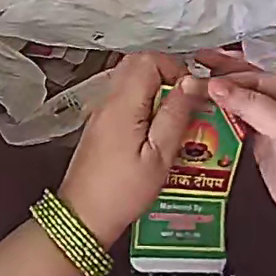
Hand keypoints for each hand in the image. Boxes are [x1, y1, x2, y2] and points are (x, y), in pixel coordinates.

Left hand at [59, 53, 204, 245]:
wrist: (83, 216)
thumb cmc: (123, 191)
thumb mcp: (159, 156)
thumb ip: (175, 115)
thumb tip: (191, 82)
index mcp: (123, 104)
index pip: (148, 60)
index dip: (174, 69)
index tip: (190, 94)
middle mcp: (107, 101)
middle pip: (137, 64)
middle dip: (166, 75)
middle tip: (183, 104)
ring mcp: (100, 112)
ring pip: (130, 80)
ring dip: (155, 90)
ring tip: (172, 120)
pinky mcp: (99, 125)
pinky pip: (124, 99)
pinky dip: (143, 104)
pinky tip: (154, 133)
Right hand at [194, 50, 275, 241]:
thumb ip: (251, 105)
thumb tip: (215, 85)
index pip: (254, 77)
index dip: (227, 73)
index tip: (199, 71)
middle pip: (244, 88)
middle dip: (218, 78)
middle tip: (189, 70)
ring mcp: (269, 130)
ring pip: (236, 108)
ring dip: (214, 100)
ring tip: (186, 92)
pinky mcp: (259, 151)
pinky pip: (234, 130)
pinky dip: (217, 123)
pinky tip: (199, 117)